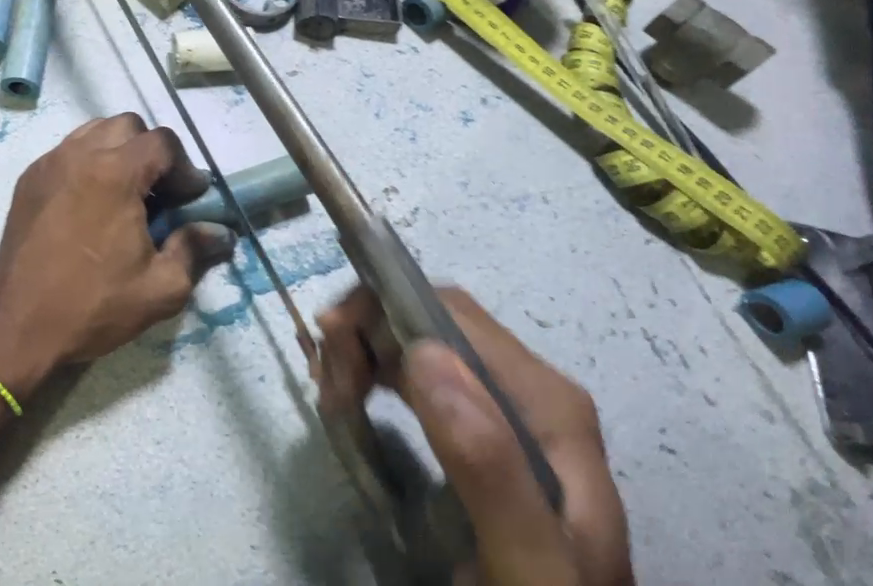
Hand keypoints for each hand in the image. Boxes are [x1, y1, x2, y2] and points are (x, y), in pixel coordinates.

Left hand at [0, 114, 232, 387]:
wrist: (19, 324)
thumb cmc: (93, 305)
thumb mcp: (161, 288)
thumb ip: (194, 250)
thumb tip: (219, 232)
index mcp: (113, 173)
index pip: (162, 142)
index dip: (184, 168)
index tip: (191, 200)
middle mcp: (78, 155)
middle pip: (127, 126)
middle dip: (151, 152)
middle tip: (160, 193)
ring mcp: (48, 164)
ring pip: (93, 132)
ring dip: (118, 152)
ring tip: (126, 195)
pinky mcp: (28, 180)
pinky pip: (67, 152)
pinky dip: (88, 163)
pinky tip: (92, 204)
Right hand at [316, 287, 632, 585]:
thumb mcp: (526, 559)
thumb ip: (488, 467)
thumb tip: (425, 354)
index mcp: (546, 403)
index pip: (448, 313)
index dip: (379, 320)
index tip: (333, 370)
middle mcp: (527, 388)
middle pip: (427, 320)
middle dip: (362, 338)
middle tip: (326, 393)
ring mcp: (502, 406)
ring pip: (414, 341)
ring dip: (360, 356)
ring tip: (333, 403)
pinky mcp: (478, 426)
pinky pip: (414, 371)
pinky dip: (371, 374)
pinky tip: (350, 403)